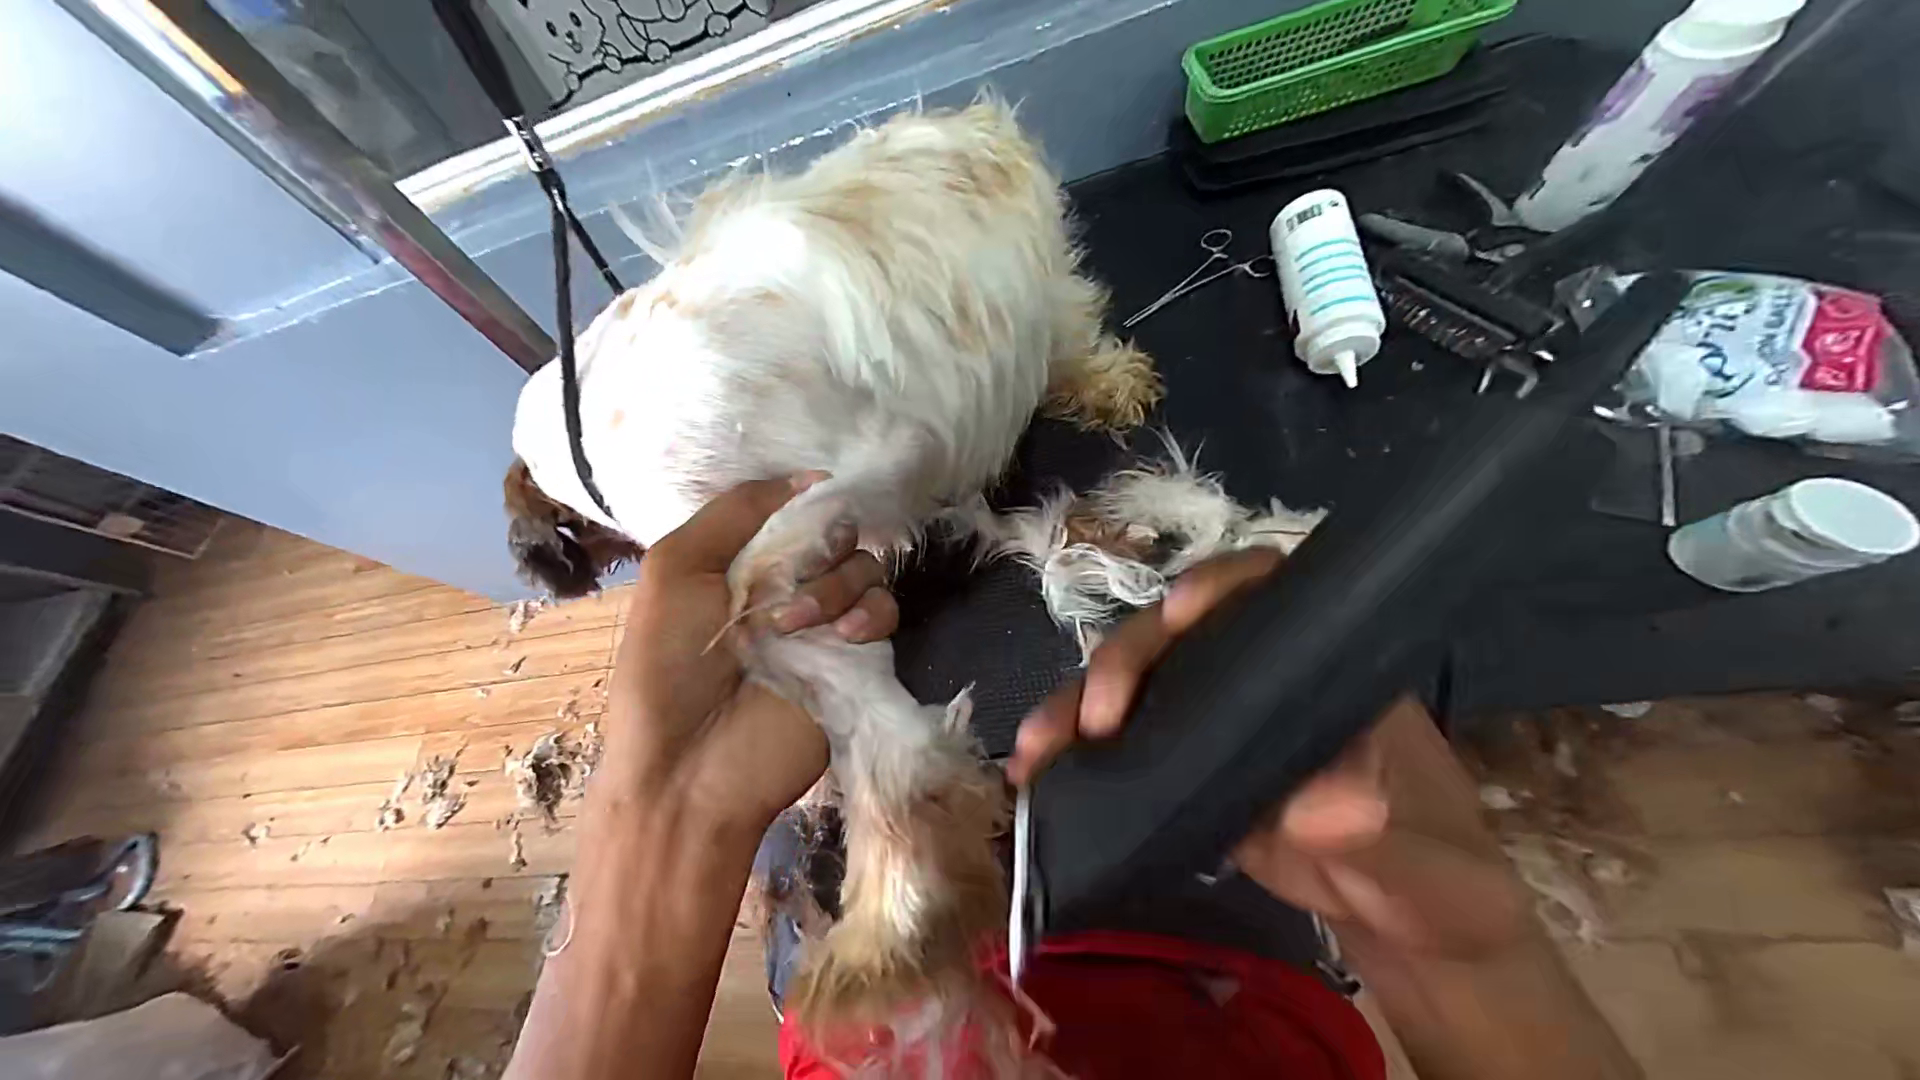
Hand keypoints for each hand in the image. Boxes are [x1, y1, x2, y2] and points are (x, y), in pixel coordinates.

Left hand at [604, 474, 899, 830]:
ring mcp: (828, 622)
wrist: (691, 767)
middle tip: (784, 588)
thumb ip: (738, 511)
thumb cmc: (668, 664)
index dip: (807, 503)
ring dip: (837, 585)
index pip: (798, 509)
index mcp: (749, 560)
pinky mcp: (858, 658)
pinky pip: (885, 611)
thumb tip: (812, 477)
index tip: (811, 503)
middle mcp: (793, 583)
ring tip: (798, 626)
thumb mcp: (677, 568)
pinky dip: (870, 614)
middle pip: (839, 534)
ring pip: (867, 568)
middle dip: (818, 550)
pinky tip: (843, 637)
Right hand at [1007, 550, 1529, 962]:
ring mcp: (1203, 712)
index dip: (1216, 585)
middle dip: (1125, 661)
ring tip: (1037, 747)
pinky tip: (1034, 771)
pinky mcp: (1171, 758)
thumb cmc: (1434, 869)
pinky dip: (1069, 750)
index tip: (1180, 613)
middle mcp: (1248, 671)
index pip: (1263, 591)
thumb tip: (1318, 808)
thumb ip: (1386, 834)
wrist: (1393, 915)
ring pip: (1127, 683)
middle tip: (1101, 715)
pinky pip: (1110, 740)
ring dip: (1074, 705)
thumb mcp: (1428, 860)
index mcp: (1317, 663)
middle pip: (1171, 635)